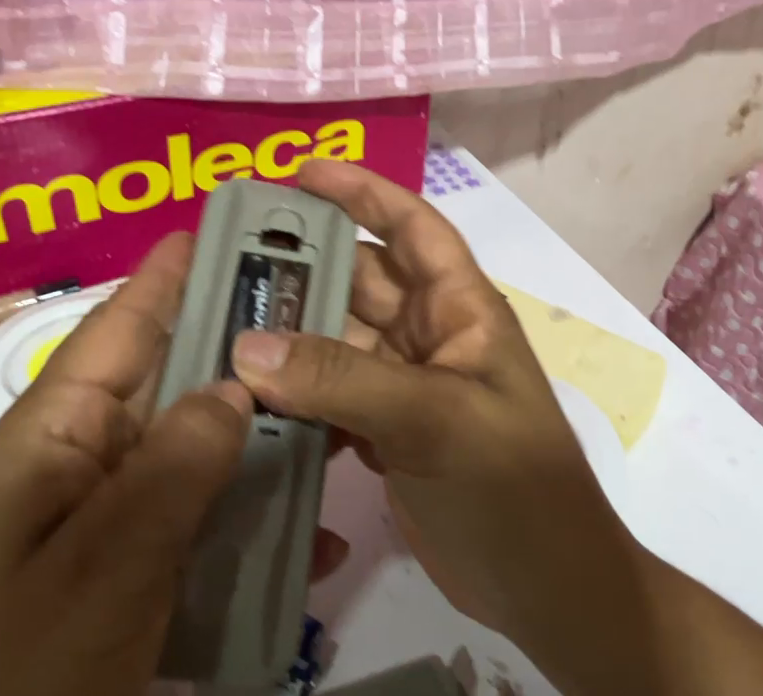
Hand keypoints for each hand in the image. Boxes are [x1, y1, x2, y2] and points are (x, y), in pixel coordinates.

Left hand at [0, 233, 344, 695]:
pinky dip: (257, 530)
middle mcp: (79, 470)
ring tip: (338, 424)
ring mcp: (106, 529)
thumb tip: (237, 382)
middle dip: (240, 359)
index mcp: (51, 441)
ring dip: (264, 449)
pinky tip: (319, 543)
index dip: (168, 278)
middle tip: (320, 327)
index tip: (224, 231)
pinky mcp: (130, 581)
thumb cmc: (16, 677)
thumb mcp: (98, 569)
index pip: (118, 333)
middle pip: (171, 391)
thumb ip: (172, 468)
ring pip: (198, 462)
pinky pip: (203, 532)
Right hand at [232, 162, 762, 695]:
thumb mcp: (436, 419)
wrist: (546, 588)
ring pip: (338, 341)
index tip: (299, 174)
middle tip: (223, 260)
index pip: (412, 227)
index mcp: (461, 309)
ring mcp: (407, 387)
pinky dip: (294, 395)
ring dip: (288, 334)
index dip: (363, 192)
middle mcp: (432, 336)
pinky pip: (330, 396)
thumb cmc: (512, 486)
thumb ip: (344, 380)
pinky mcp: (387, 434)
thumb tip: (248, 344)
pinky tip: (245, 400)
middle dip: (303, 266)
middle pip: (361, 282)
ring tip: (216, 324)